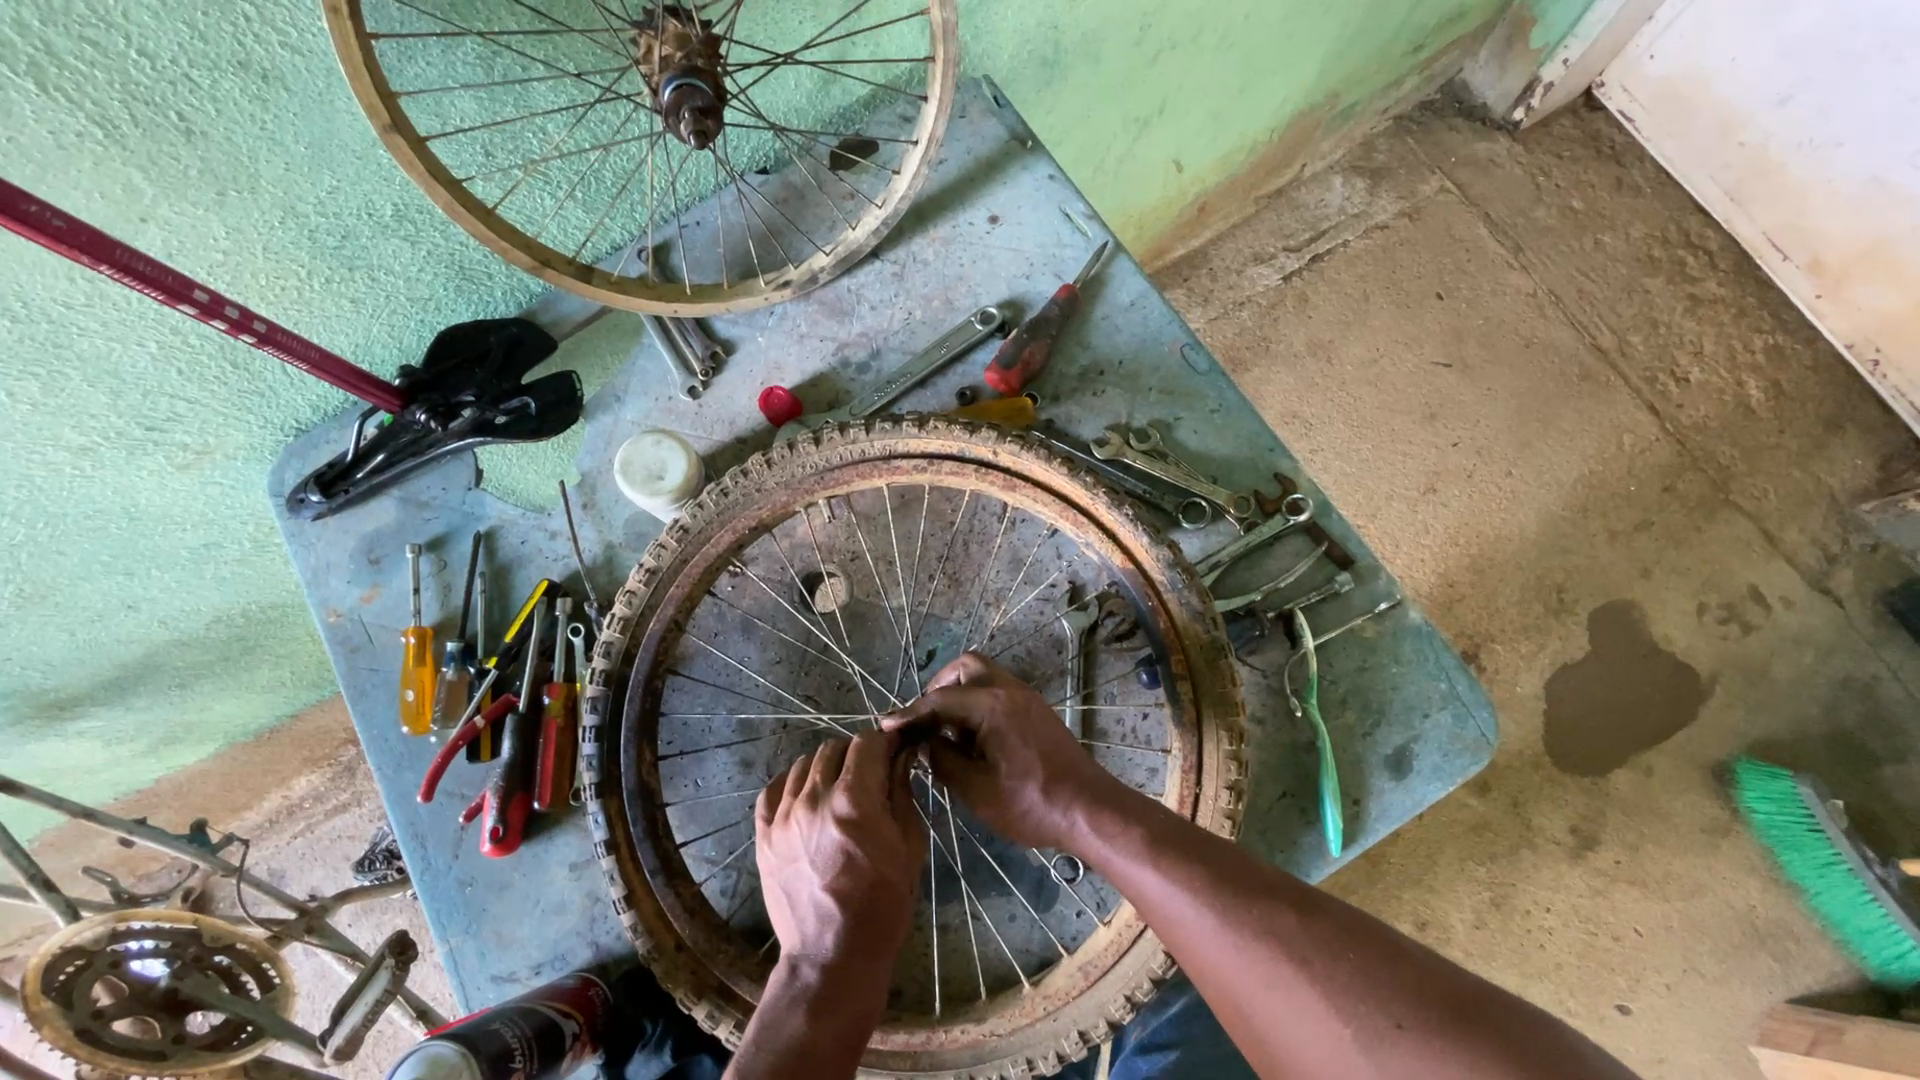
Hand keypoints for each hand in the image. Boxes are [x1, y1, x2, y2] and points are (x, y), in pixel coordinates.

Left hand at [754, 730, 925, 986]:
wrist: (832, 956)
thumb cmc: (884, 905)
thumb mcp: (909, 847)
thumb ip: (903, 793)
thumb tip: (902, 755)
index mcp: (855, 801)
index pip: (867, 743)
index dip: (884, 743)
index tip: (894, 752)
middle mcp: (814, 799)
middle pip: (833, 748)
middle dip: (856, 754)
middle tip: (869, 775)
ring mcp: (783, 817)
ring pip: (803, 764)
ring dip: (825, 768)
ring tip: (838, 790)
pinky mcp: (763, 836)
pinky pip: (772, 790)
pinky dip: (791, 784)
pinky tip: (805, 797)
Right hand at [882, 652, 1129, 849]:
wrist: (1088, 810)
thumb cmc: (1031, 804)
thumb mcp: (975, 790)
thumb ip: (943, 760)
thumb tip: (925, 742)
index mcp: (993, 705)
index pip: (940, 699)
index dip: (909, 713)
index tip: (885, 725)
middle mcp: (1010, 691)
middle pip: (966, 667)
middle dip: (938, 689)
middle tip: (924, 722)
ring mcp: (1027, 699)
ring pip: (984, 678)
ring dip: (959, 697)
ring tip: (946, 736)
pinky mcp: (1035, 713)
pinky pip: (998, 694)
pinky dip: (977, 706)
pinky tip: (971, 742)